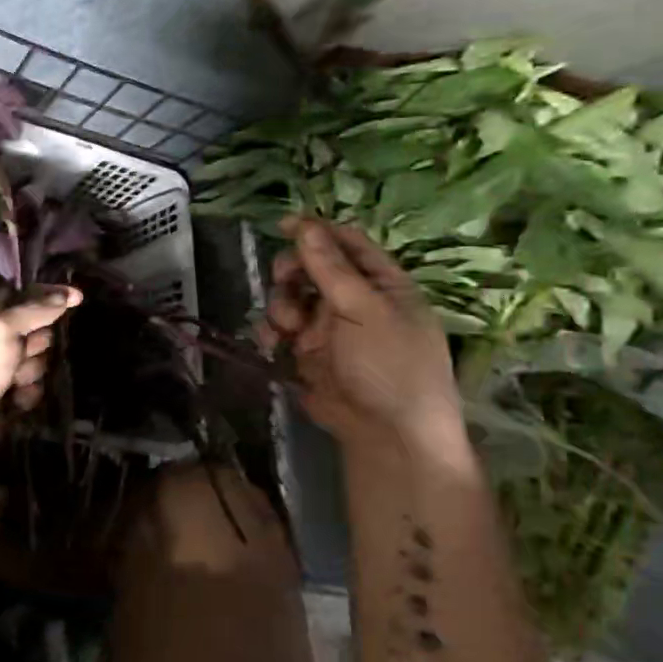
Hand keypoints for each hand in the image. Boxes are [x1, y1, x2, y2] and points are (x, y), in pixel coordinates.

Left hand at [0, 287, 80, 469]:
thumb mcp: (3, 328)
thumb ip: (36, 310)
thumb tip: (67, 295)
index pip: (24, 296)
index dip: (49, 297)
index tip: (77, 297)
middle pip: (37, 330)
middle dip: (34, 344)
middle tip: (20, 352)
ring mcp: (2, 364)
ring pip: (39, 359)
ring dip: (29, 371)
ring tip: (10, 382)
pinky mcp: (9, 391)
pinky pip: (34, 384)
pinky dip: (26, 393)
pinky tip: (12, 400)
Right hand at [261, 217, 461, 451]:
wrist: (387, 437)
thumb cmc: (390, 366)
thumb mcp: (363, 310)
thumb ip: (330, 267)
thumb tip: (303, 224)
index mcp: (382, 285)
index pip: (347, 243)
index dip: (316, 231)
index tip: (283, 226)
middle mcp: (354, 301)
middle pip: (311, 267)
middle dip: (292, 271)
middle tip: (284, 280)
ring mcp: (329, 328)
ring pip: (290, 297)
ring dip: (281, 305)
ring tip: (287, 326)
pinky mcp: (307, 353)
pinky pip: (280, 330)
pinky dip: (272, 332)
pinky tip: (272, 343)